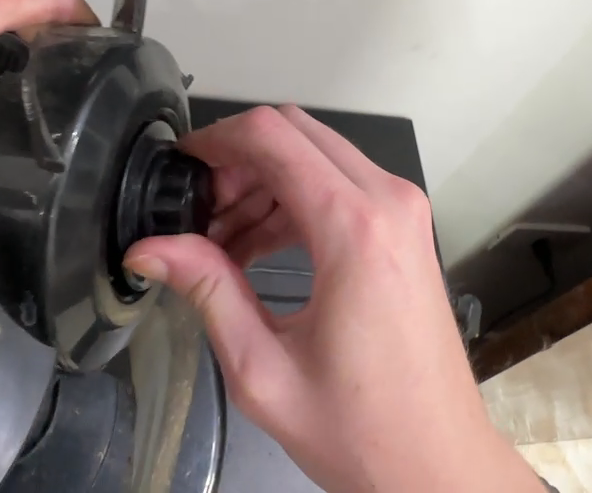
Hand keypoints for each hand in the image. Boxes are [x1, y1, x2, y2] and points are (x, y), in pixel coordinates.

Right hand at [123, 106, 541, 492]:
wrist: (439, 463)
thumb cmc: (363, 430)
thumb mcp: (263, 368)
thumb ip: (207, 291)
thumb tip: (152, 249)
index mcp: (354, 228)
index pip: (273, 136)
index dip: (217, 138)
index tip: (182, 162)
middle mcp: (387, 200)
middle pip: (295, 131)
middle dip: (237, 159)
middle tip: (199, 210)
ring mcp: (401, 208)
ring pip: (315, 152)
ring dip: (262, 181)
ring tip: (220, 244)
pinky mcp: (402, 224)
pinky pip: (337, 181)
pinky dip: (292, 198)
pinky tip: (256, 248)